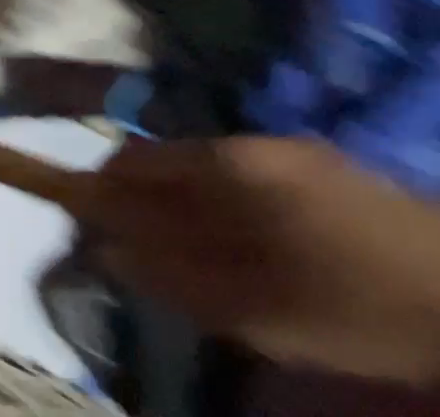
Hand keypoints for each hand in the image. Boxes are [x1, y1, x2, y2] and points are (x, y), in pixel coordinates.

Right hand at [84, 136, 439, 383]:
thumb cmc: (357, 302)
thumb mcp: (251, 306)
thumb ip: (168, 274)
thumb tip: (105, 252)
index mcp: (226, 162)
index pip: (128, 160)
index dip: (98, 192)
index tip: (92, 228)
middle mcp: (254, 143)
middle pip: (169, 166)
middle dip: (149, 208)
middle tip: (149, 256)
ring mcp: (300, 156)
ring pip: (212, 180)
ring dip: (194, 215)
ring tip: (204, 264)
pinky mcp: (336, 176)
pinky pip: (254, 188)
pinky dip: (236, 218)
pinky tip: (256, 258)